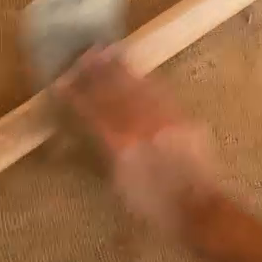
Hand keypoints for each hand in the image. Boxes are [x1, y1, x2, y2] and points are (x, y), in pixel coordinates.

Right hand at [53, 49, 220, 235]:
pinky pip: (162, 94)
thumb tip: (84, 139)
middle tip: (82, 54)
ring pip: (137, 88)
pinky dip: (147, 80)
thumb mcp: (118, 189)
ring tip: (106, 51)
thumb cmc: (154, 209)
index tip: (62, 82)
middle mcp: (141, 127)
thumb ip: (100, 159)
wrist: (199, 210)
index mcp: (119, 145)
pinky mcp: (183, 120)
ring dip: (120, 69)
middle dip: (96, 73)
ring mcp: (164, 121)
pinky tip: (140, 73)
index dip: (76, 95)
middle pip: (114, 93)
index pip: (92, 112)